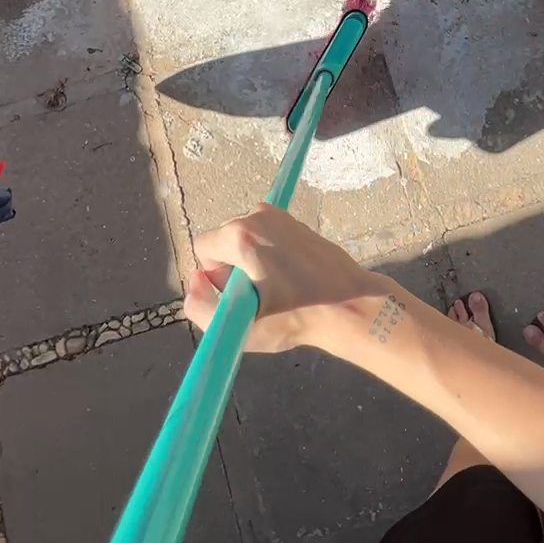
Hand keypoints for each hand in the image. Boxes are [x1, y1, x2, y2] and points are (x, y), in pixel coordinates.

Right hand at [183, 204, 394, 354]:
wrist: (348, 304)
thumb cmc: (294, 318)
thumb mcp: (239, 328)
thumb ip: (200, 309)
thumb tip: (195, 283)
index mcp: (240, 234)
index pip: (203, 248)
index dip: (213, 277)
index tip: (237, 295)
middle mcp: (258, 214)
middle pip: (225, 241)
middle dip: (231, 267)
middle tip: (258, 294)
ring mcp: (280, 215)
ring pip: (246, 239)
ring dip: (251, 261)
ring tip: (275, 288)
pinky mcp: (296, 221)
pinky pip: (266, 236)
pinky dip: (269, 254)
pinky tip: (289, 277)